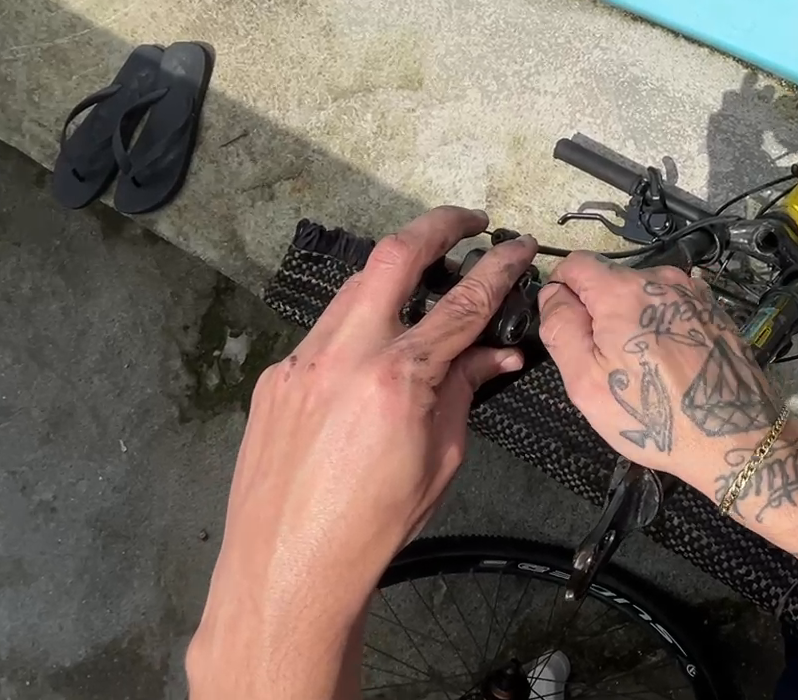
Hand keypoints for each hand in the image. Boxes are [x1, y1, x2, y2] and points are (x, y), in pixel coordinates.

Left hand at [188, 207, 535, 699]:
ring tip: (428, 280)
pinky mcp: (276, 377)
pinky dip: (364, 321)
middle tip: (472, 221)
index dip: (501, 267)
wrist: (284, 575)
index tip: (521, 244)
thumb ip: (467, 388)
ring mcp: (301, 361)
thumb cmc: (378, 523)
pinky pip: (329, 328)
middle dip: (439, 225)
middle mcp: (345, 355)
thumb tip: (500, 352)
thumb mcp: (443, 455)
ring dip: (398, 271)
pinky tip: (378, 349)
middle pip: (395, 257)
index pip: (465, 303)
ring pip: (357, 285)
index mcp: (398, 378)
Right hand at [536, 253, 784, 500]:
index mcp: (624, 289)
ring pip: (643, 294)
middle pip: (611, 280)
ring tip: (643, 367)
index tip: (564, 324)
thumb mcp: (586, 380)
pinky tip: (670, 361)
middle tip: (606, 363)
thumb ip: (561, 326)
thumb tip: (552, 292)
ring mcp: (692, 291)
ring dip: (633, 319)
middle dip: (599, 312)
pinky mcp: (713, 308)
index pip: (576, 263)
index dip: (561, 290)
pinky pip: (671, 306)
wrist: (732, 431)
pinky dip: (661, 325)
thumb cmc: (653, 414)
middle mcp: (661, 278)